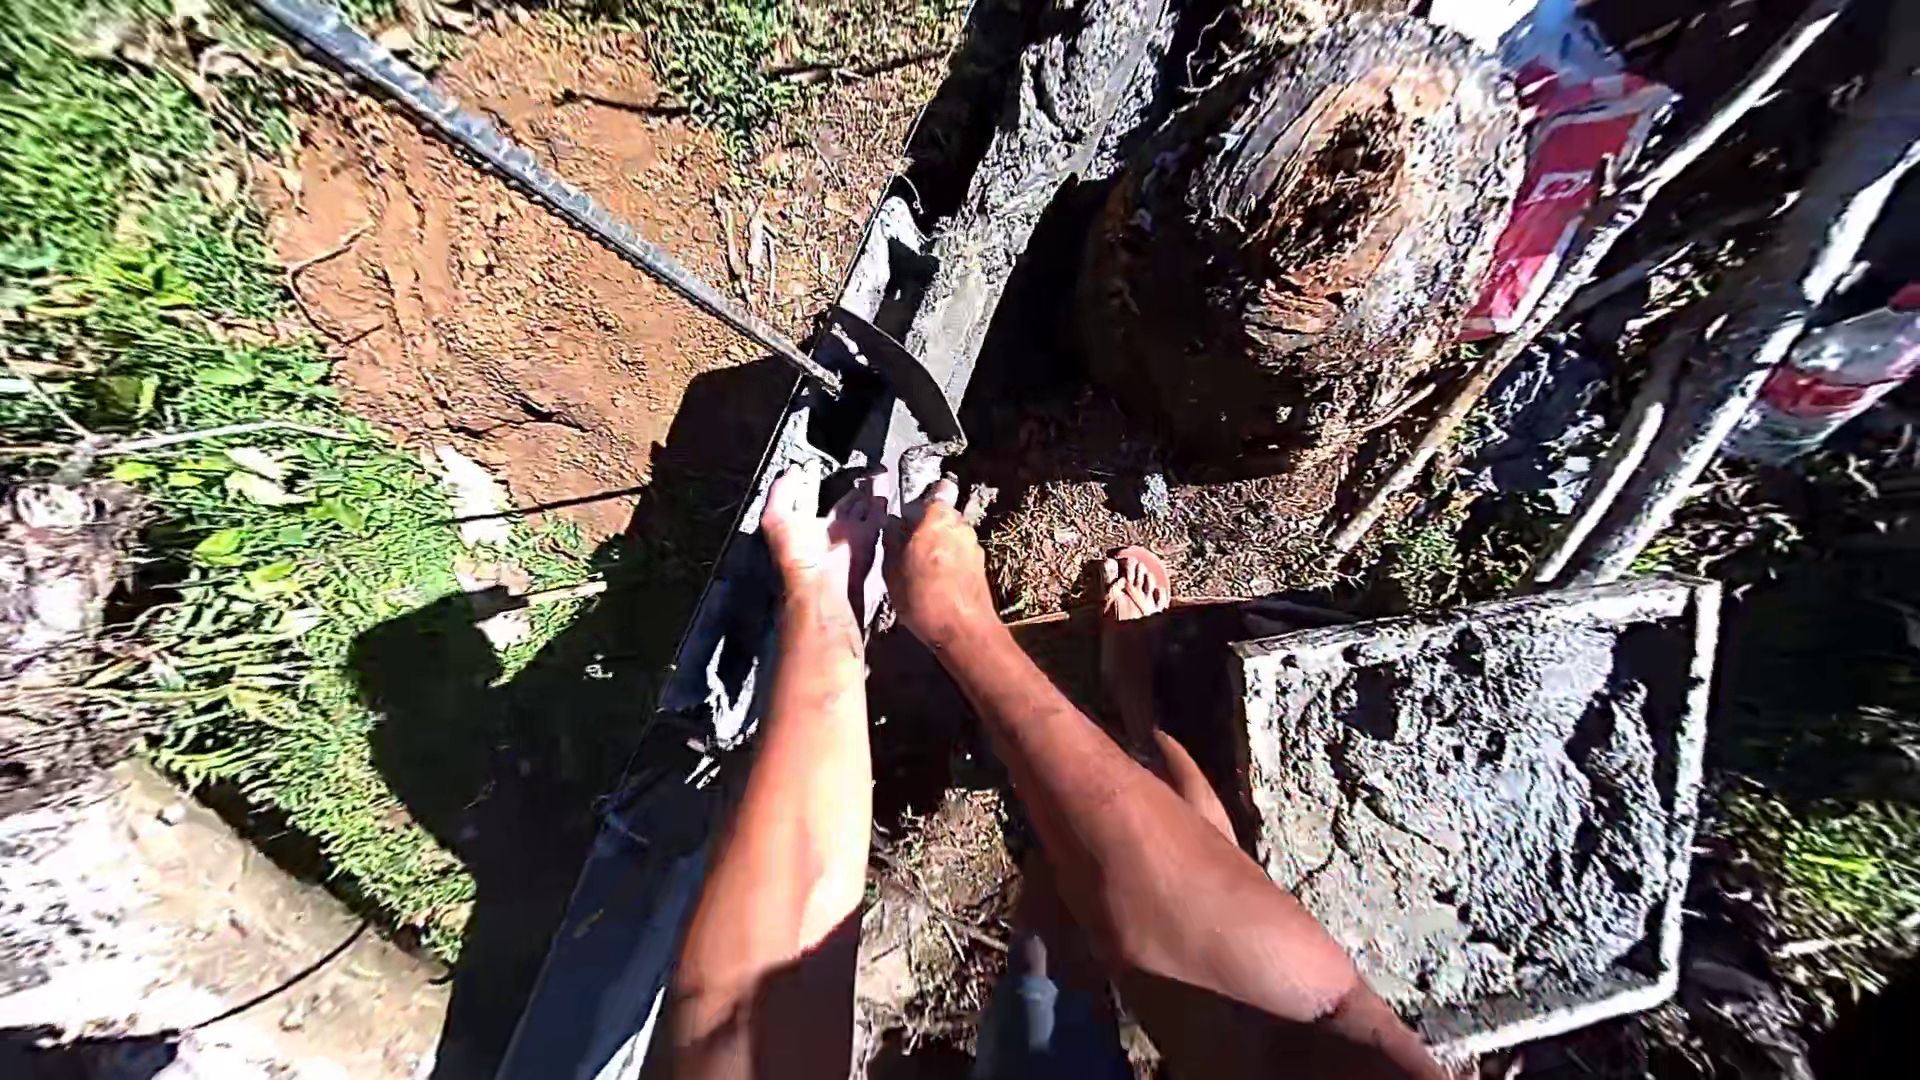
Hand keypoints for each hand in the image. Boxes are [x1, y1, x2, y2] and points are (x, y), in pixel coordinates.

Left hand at [761, 462, 888, 621]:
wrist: (821, 579)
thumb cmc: (794, 550)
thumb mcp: (775, 518)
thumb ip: (781, 492)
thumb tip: (792, 470)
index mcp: (802, 524)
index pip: (807, 497)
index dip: (808, 480)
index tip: (811, 464)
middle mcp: (827, 528)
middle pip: (838, 504)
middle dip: (844, 488)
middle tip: (852, 471)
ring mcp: (849, 531)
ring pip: (859, 508)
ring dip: (865, 494)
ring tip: (872, 476)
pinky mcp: (867, 535)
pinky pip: (876, 515)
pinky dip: (880, 504)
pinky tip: (883, 490)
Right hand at [883, 478, 996, 648]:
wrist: (963, 631)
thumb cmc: (924, 598)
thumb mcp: (893, 570)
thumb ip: (893, 541)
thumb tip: (893, 526)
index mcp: (938, 519)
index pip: (938, 492)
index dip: (924, 502)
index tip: (910, 517)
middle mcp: (961, 526)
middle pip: (944, 517)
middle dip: (929, 527)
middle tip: (910, 547)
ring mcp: (974, 547)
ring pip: (953, 537)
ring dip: (941, 547)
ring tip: (923, 571)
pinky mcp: (981, 567)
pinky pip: (960, 556)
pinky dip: (950, 564)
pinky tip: (938, 584)